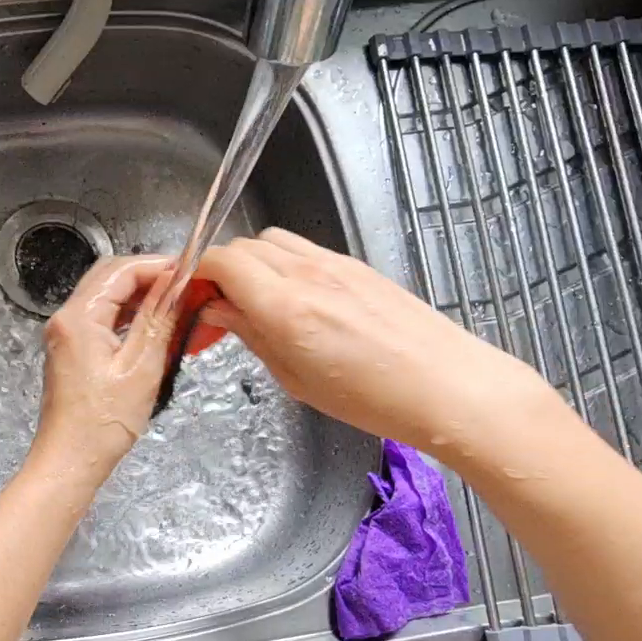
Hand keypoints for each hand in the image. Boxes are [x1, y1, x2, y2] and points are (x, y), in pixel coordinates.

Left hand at [30, 255, 177, 480]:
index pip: (121, 270)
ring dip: (139, 296)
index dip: (158, 266)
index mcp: (79, 317)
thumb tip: (177, 286)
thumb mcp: (142, 367)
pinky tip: (153, 326)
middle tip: (185, 285)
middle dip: (148, 276)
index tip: (190, 271)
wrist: (69, 460)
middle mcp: (66, 319)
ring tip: (176, 304)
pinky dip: (127, 316)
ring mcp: (65, 336)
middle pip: (109, 278)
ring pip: (105, 298)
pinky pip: (101, 320)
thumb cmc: (103, 423)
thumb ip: (159, 319)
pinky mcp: (70, 352)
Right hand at [193, 228, 561, 459]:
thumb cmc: (371, 398)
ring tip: (256, 307)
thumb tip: (219, 310)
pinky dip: (282, 266)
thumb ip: (251, 334)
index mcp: (284, 305)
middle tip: (218, 313)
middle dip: (220, 273)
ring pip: (272, 242)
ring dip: (251, 266)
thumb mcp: (294, 378)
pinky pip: (303, 250)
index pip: (220, 260)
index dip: (197, 278)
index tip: (194, 306)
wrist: (447, 386)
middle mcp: (306, 271)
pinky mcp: (357, 265)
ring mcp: (335, 262)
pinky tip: (293, 303)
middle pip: (242, 246)